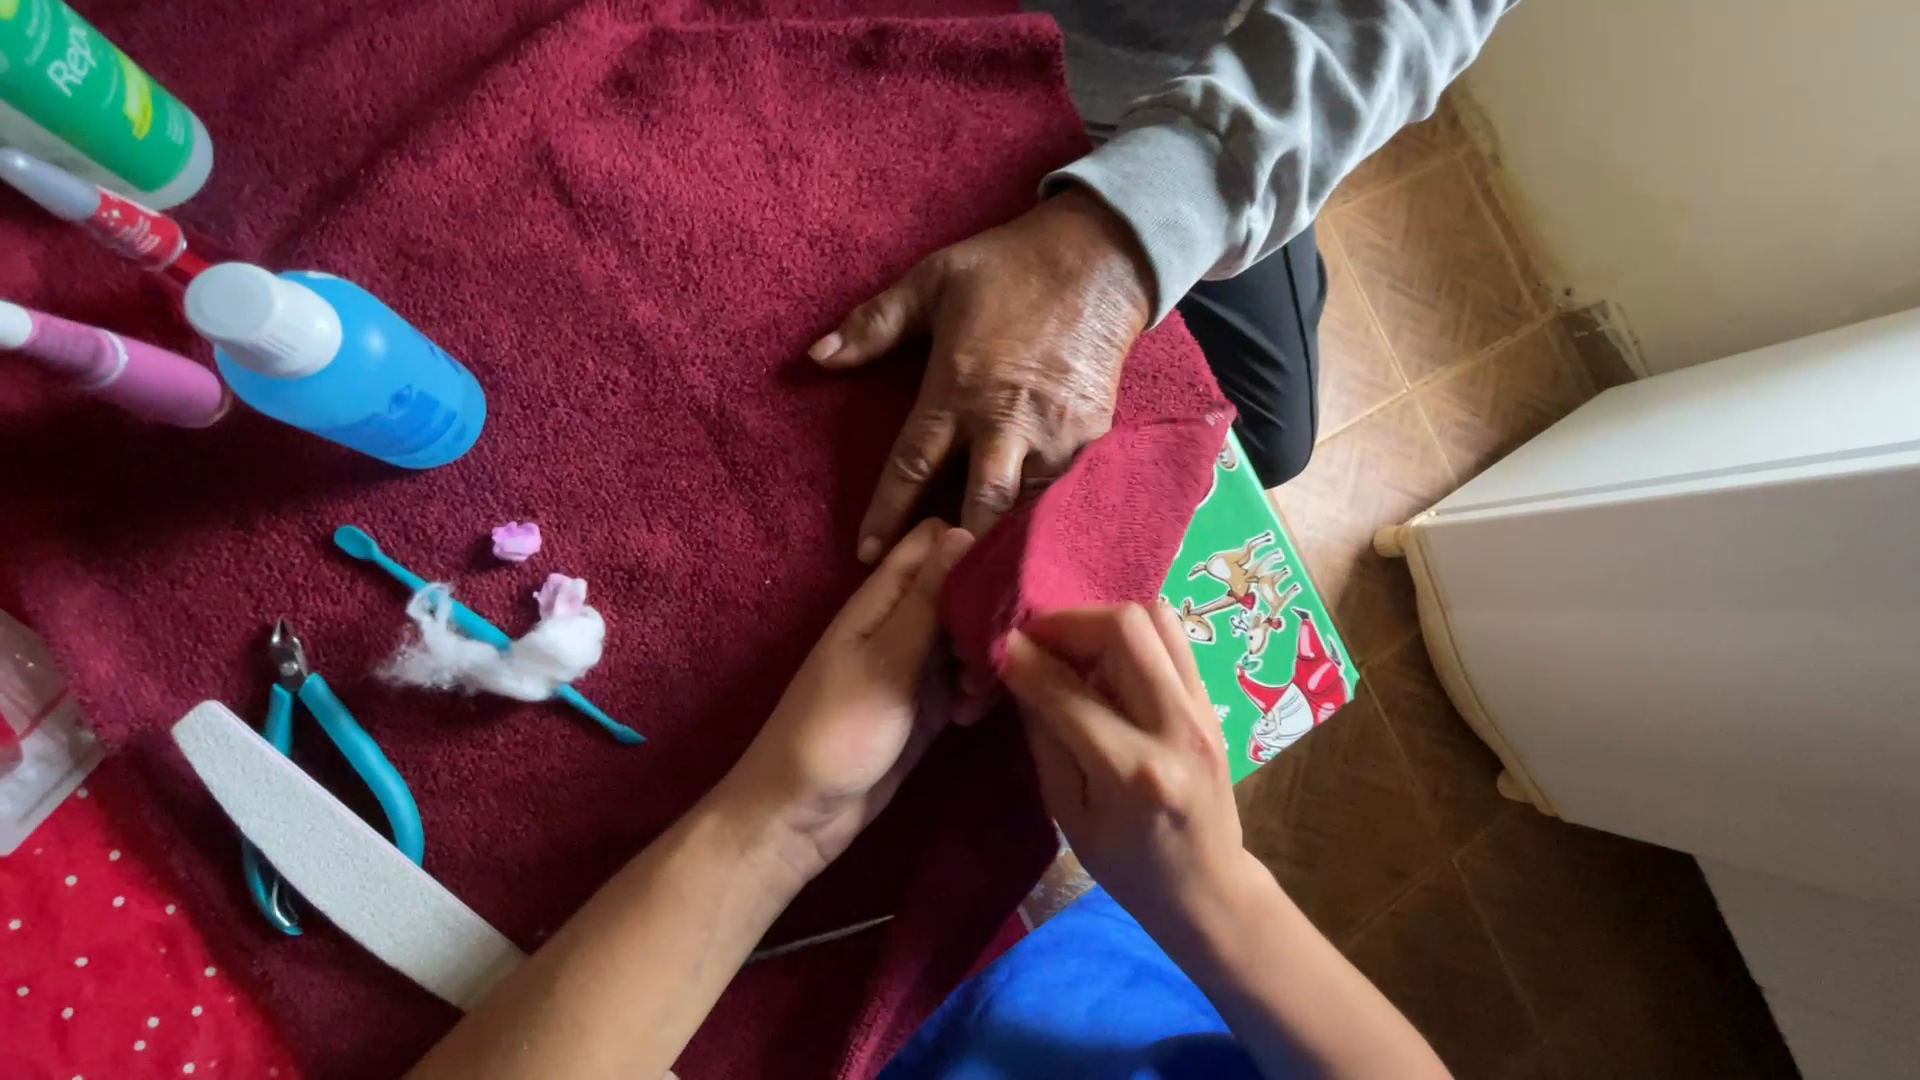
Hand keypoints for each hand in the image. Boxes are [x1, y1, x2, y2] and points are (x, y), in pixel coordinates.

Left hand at [720, 519, 975, 877]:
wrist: (801, 814)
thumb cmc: (835, 730)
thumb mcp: (886, 661)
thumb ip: (927, 601)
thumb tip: (962, 530)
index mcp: (883, 599)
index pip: (935, 540)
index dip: (974, 544)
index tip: (1011, 572)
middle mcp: (903, 622)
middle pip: (962, 588)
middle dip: (988, 611)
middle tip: (1000, 649)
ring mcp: (916, 663)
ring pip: (969, 635)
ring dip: (984, 658)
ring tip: (975, 694)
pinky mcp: (928, 702)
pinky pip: (965, 678)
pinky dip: (974, 692)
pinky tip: (966, 718)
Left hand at [811, 187, 1153, 561]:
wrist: (1099, 259)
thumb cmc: (1007, 269)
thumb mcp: (932, 280)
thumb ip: (874, 323)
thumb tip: (817, 357)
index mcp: (959, 387)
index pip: (912, 464)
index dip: (887, 513)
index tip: (866, 554)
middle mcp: (1008, 420)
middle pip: (982, 503)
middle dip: (962, 549)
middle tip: (940, 585)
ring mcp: (1058, 432)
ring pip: (1031, 506)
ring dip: (1008, 540)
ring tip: (987, 576)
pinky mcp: (1095, 434)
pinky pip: (1070, 490)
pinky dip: (1049, 518)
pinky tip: (1038, 544)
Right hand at [1001, 601, 1248, 931]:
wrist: (1208, 888)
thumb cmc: (1127, 867)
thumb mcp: (1067, 813)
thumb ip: (1043, 733)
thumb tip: (1017, 666)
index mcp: (1133, 774)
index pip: (1066, 691)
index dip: (1022, 659)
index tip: (996, 643)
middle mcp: (1176, 729)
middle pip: (1125, 628)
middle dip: (1067, 620)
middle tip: (1036, 638)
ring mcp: (1204, 709)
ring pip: (1156, 618)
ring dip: (1101, 620)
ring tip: (1071, 645)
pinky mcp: (1212, 701)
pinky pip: (1171, 637)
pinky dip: (1130, 633)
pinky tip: (1104, 657)